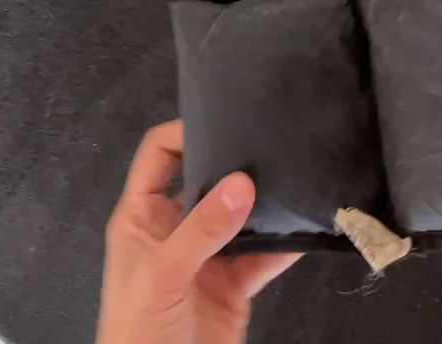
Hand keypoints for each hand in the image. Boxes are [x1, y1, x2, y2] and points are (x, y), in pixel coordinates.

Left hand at [97, 121, 301, 343]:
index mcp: (142, 215)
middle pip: (204, 180)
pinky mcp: (232, 286)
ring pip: (236, 216)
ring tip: (291, 173)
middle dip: (232, 163)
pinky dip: (281, 244)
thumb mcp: (162, 274)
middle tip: (268, 139)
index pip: (159, 155)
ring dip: (261, 202)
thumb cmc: (139, 330)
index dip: (183, 133)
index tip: (222, 119)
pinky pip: (260, 257)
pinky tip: (302, 228)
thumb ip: (202, 229)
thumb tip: (243, 181)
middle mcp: (174, 228)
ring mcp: (205, 257)